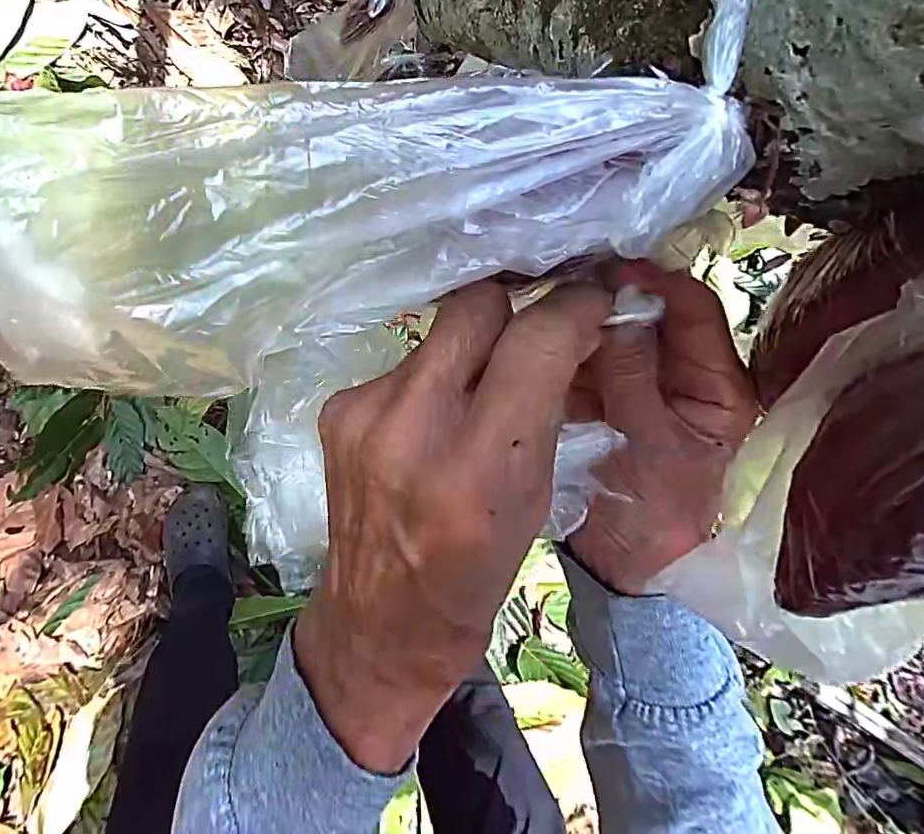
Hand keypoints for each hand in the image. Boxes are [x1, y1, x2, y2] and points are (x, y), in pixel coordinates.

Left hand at [294, 280, 611, 772]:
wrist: (382, 621)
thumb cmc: (477, 570)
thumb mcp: (536, 493)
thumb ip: (547, 404)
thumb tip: (566, 328)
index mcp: (479, 465)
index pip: (535, 340)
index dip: (571, 308)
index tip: (587, 301)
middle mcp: (412, 427)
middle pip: (476, 304)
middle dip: (514, 308)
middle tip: (530, 334)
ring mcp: (364, 412)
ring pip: (438, 328)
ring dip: (470, 345)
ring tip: (474, 387)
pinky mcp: (336, 407)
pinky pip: (404, 362)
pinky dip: (429, 376)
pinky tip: (427, 418)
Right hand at [566, 260, 759, 593]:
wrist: (613, 564)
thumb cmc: (653, 517)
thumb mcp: (652, 449)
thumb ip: (633, 378)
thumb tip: (613, 310)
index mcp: (718, 387)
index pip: (697, 313)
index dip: (659, 283)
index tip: (615, 268)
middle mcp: (679, 372)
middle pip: (649, 313)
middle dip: (612, 293)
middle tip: (568, 276)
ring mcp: (635, 378)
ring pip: (611, 328)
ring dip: (583, 313)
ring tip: (546, 296)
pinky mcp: (599, 389)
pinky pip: (582, 353)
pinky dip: (562, 340)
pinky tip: (536, 327)